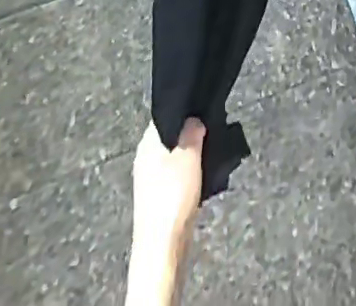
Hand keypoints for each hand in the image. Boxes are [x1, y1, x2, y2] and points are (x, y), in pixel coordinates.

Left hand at [131, 119, 204, 275]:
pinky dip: (189, 174)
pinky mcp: (158, 197)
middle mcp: (145, 159)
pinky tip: (202, 178)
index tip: (203, 110)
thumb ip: (192, 132)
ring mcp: (150, 180)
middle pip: (170, 137)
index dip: (184, 111)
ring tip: (209, 155)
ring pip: (174, 157)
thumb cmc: (173, 197)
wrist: (163, 245)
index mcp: (147, 144)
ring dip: (191, 156)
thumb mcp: (188, 156)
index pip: (165, 116)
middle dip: (190, 134)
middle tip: (210, 132)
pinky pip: (176, 176)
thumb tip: (194, 119)